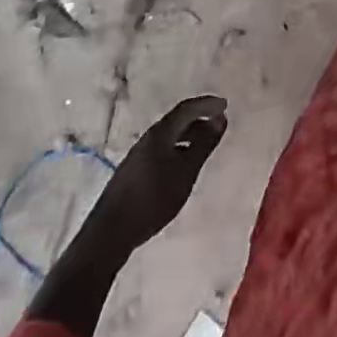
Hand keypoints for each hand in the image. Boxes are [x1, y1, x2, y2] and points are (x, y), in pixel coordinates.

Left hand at [86, 96, 227, 252]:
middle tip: (219, 122)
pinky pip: (163, 148)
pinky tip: (184, 163)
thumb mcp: (185, 171)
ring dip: (189, 134)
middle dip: (199, 118)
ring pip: (169, 135)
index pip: (186, 109)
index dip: (206, 105)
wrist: (112, 231)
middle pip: (176, 120)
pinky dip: (179, 147)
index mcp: (160, 133)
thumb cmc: (153, 198)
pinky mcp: (135, 170)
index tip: (224, 104)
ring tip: (206, 143)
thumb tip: (219, 120)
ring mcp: (139, 154)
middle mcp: (148, 138)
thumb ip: (203, 145)